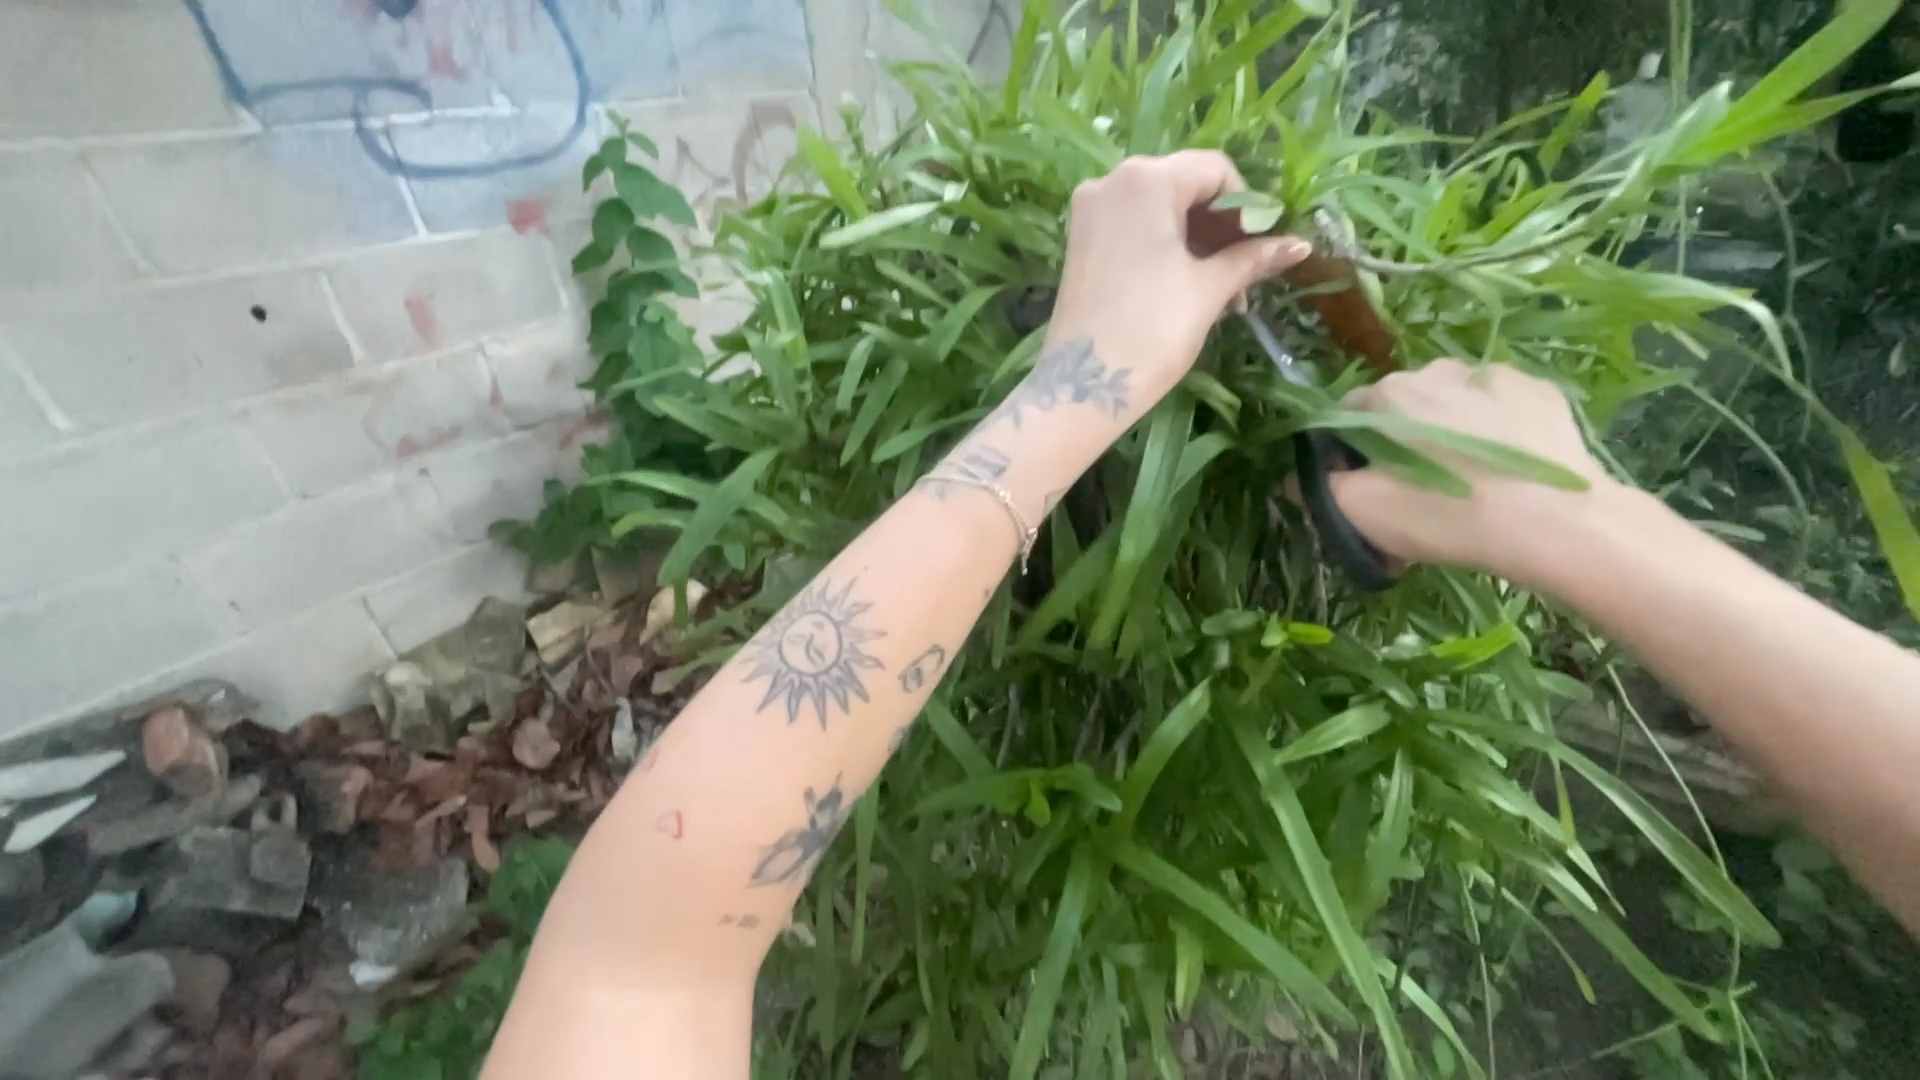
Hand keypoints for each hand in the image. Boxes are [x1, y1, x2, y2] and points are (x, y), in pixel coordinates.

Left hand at [1047, 152, 1312, 397]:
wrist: (1084, 388)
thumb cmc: (1151, 332)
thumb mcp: (1208, 290)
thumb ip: (1252, 258)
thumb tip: (1299, 244)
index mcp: (1144, 179)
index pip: (1215, 171)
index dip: (1248, 208)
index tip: (1266, 247)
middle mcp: (1110, 182)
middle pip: (1185, 187)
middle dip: (1222, 228)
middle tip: (1247, 274)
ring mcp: (1090, 214)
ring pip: (1160, 211)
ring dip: (1198, 242)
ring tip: (1225, 290)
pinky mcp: (1081, 244)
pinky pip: (1135, 229)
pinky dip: (1166, 249)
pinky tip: (1190, 284)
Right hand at [1327, 360, 1618, 580]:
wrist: (1556, 523)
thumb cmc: (1442, 514)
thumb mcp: (1358, 511)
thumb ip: (1316, 488)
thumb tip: (1295, 479)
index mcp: (1383, 396)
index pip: (1343, 417)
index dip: (1345, 454)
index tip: (1361, 487)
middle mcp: (1432, 370)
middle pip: (1398, 407)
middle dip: (1397, 440)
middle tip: (1412, 488)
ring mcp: (1491, 374)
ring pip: (1449, 402)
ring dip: (1444, 430)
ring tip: (1463, 478)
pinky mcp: (1539, 390)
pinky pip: (1496, 405)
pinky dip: (1491, 427)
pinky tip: (1501, 465)